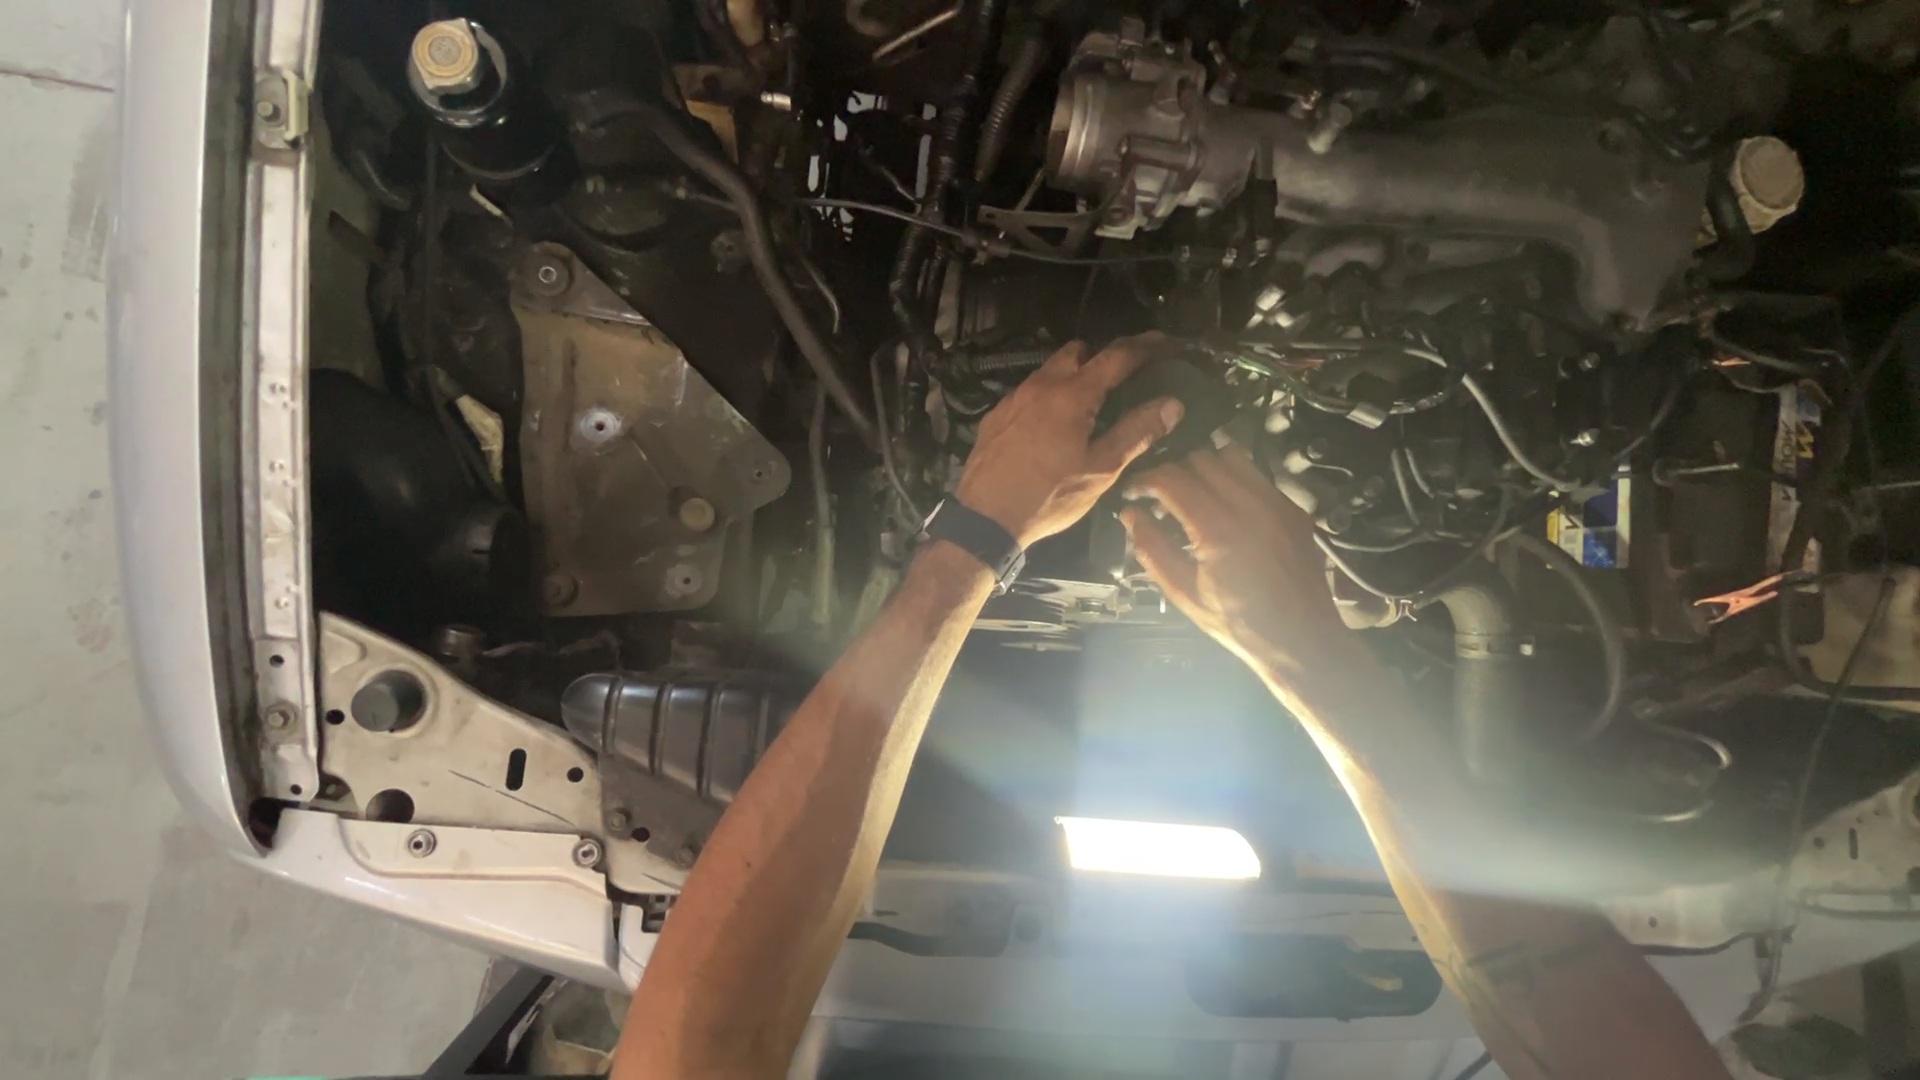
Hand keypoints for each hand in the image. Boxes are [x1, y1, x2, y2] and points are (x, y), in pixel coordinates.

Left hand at [955, 335, 1184, 547]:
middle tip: (1128, 376)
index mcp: (1072, 394)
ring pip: (1050, 370)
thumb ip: (1136, 432)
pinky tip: (1054, 425)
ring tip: (1093, 402)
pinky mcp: (996, 416)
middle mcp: (1040, 385)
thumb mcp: (1101, 469)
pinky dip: (1049, 397)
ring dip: (1075, 375)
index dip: (1149, 346)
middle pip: (1078, 350)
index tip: (1170, 344)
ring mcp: (1013, 399)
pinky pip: (1029, 393)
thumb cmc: (1048, 496)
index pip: (1117, 355)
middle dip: (1106, 355)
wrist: (985, 519)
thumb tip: (1172, 403)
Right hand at [1120, 448, 1352, 671]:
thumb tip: (1131, 514)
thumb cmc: (1236, 622)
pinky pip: (1256, 476)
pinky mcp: (1293, 509)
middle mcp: (1249, 506)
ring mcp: (1276, 503)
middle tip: (1162, 499)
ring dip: (1204, 469)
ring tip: (1194, 495)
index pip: (1172, 479)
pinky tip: (1225, 506)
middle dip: (1173, 473)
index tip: (1134, 494)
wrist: (1301, 639)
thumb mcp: (1183, 592)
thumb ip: (1152, 548)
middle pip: (1199, 460)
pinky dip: (1233, 480)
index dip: (1145, 481)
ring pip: (1230, 457)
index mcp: (1217, 529)